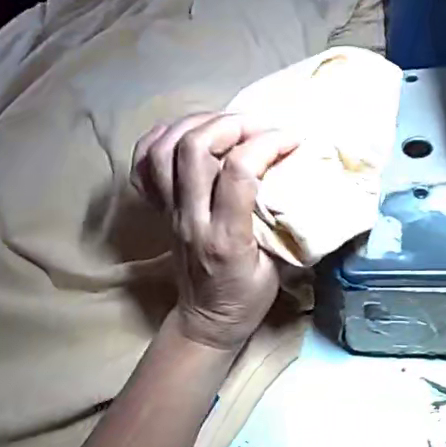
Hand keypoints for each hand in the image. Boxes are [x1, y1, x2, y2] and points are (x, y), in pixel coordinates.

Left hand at [132, 113, 297, 351]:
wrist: (205, 322)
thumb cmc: (246, 298)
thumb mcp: (278, 269)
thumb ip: (284, 226)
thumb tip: (302, 181)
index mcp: (226, 238)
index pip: (238, 172)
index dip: (268, 144)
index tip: (293, 140)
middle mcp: (191, 220)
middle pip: (194, 149)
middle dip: (231, 124)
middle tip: (259, 126)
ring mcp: (169, 214)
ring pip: (164, 150)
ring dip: (196, 124)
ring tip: (226, 124)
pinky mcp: (159, 211)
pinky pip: (144, 166)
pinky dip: (161, 139)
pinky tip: (188, 134)